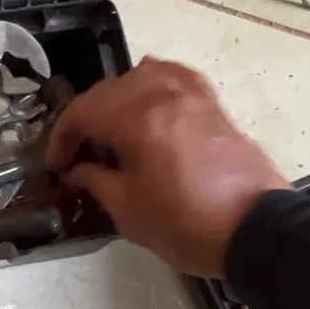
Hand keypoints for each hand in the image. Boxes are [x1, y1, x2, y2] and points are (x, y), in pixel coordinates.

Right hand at [47, 58, 289, 276]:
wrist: (254, 231)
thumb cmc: (185, 225)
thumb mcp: (127, 210)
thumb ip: (95, 181)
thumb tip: (76, 170)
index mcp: (138, 120)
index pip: (82, 112)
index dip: (61, 138)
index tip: (55, 166)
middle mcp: (163, 95)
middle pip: (107, 91)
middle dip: (84, 121)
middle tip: (76, 155)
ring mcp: (191, 94)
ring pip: (138, 78)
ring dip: (114, 102)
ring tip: (109, 133)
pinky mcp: (211, 103)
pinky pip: (172, 78)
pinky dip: (150, 87)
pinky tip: (145, 105)